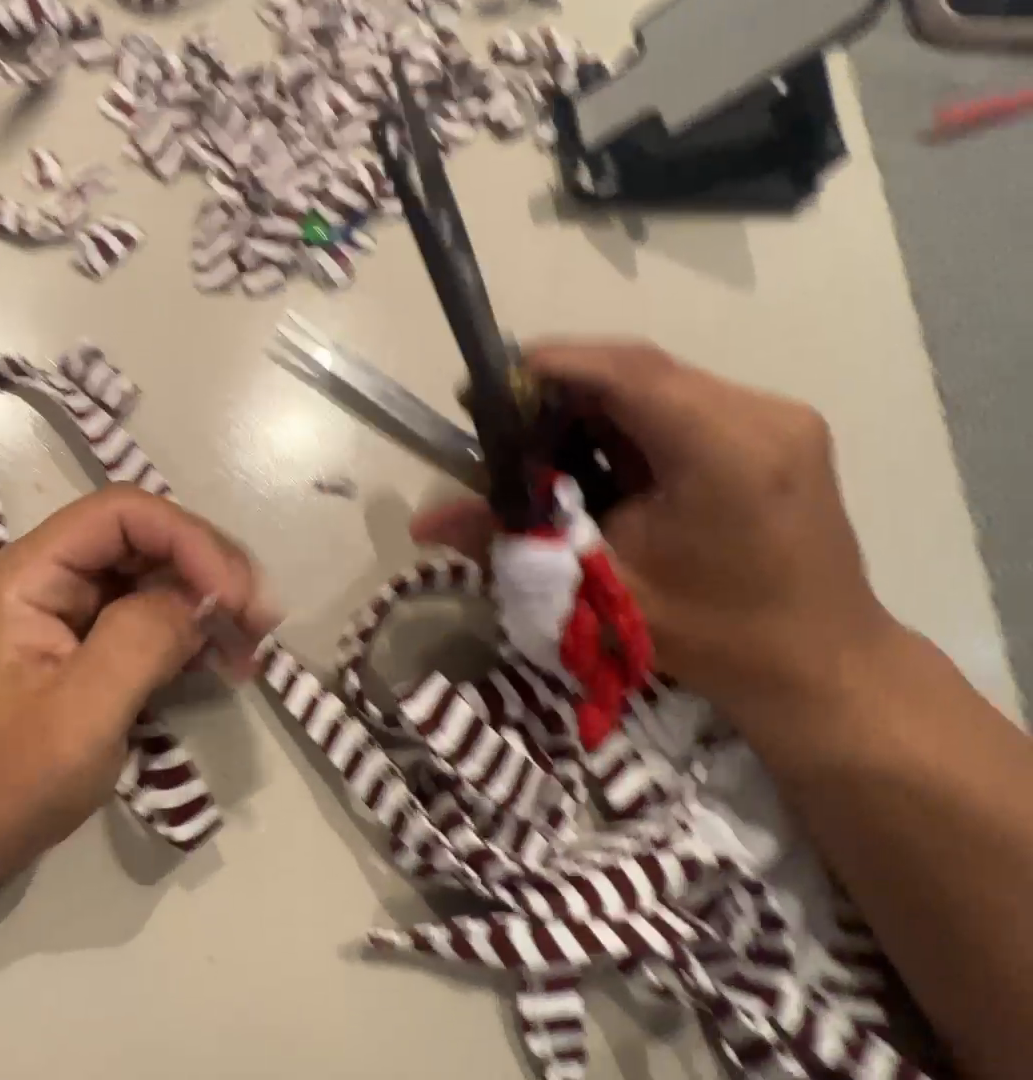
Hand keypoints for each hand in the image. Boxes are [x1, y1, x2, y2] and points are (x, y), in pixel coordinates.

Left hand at [0, 485, 279, 876]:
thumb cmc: (11, 778)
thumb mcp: (80, 714)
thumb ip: (141, 642)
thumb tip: (205, 596)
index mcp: (32, 573)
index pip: (122, 513)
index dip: (188, 539)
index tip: (236, 597)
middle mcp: (53, 575)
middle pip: (147, 536)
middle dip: (209, 568)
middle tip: (260, 622)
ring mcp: (73, 609)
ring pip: (158, 573)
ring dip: (211, 601)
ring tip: (251, 648)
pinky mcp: (93, 643)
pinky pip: (155, 615)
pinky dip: (196, 631)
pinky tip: (227, 663)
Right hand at [412, 341, 899, 713]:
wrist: (818, 663)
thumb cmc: (713, 633)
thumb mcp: (596, 589)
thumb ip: (508, 542)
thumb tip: (421, 523)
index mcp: (726, 451)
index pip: (627, 373)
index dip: (550, 365)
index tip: (483, 384)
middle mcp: (761, 416)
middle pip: (638, 371)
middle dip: (559, 389)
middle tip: (496, 425)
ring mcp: (774, 419)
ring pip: (656, 383)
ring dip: (588, 405)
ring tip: (534, 445)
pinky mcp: (772, 431)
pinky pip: (678, 403)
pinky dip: (621, 420)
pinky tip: (589, 459)